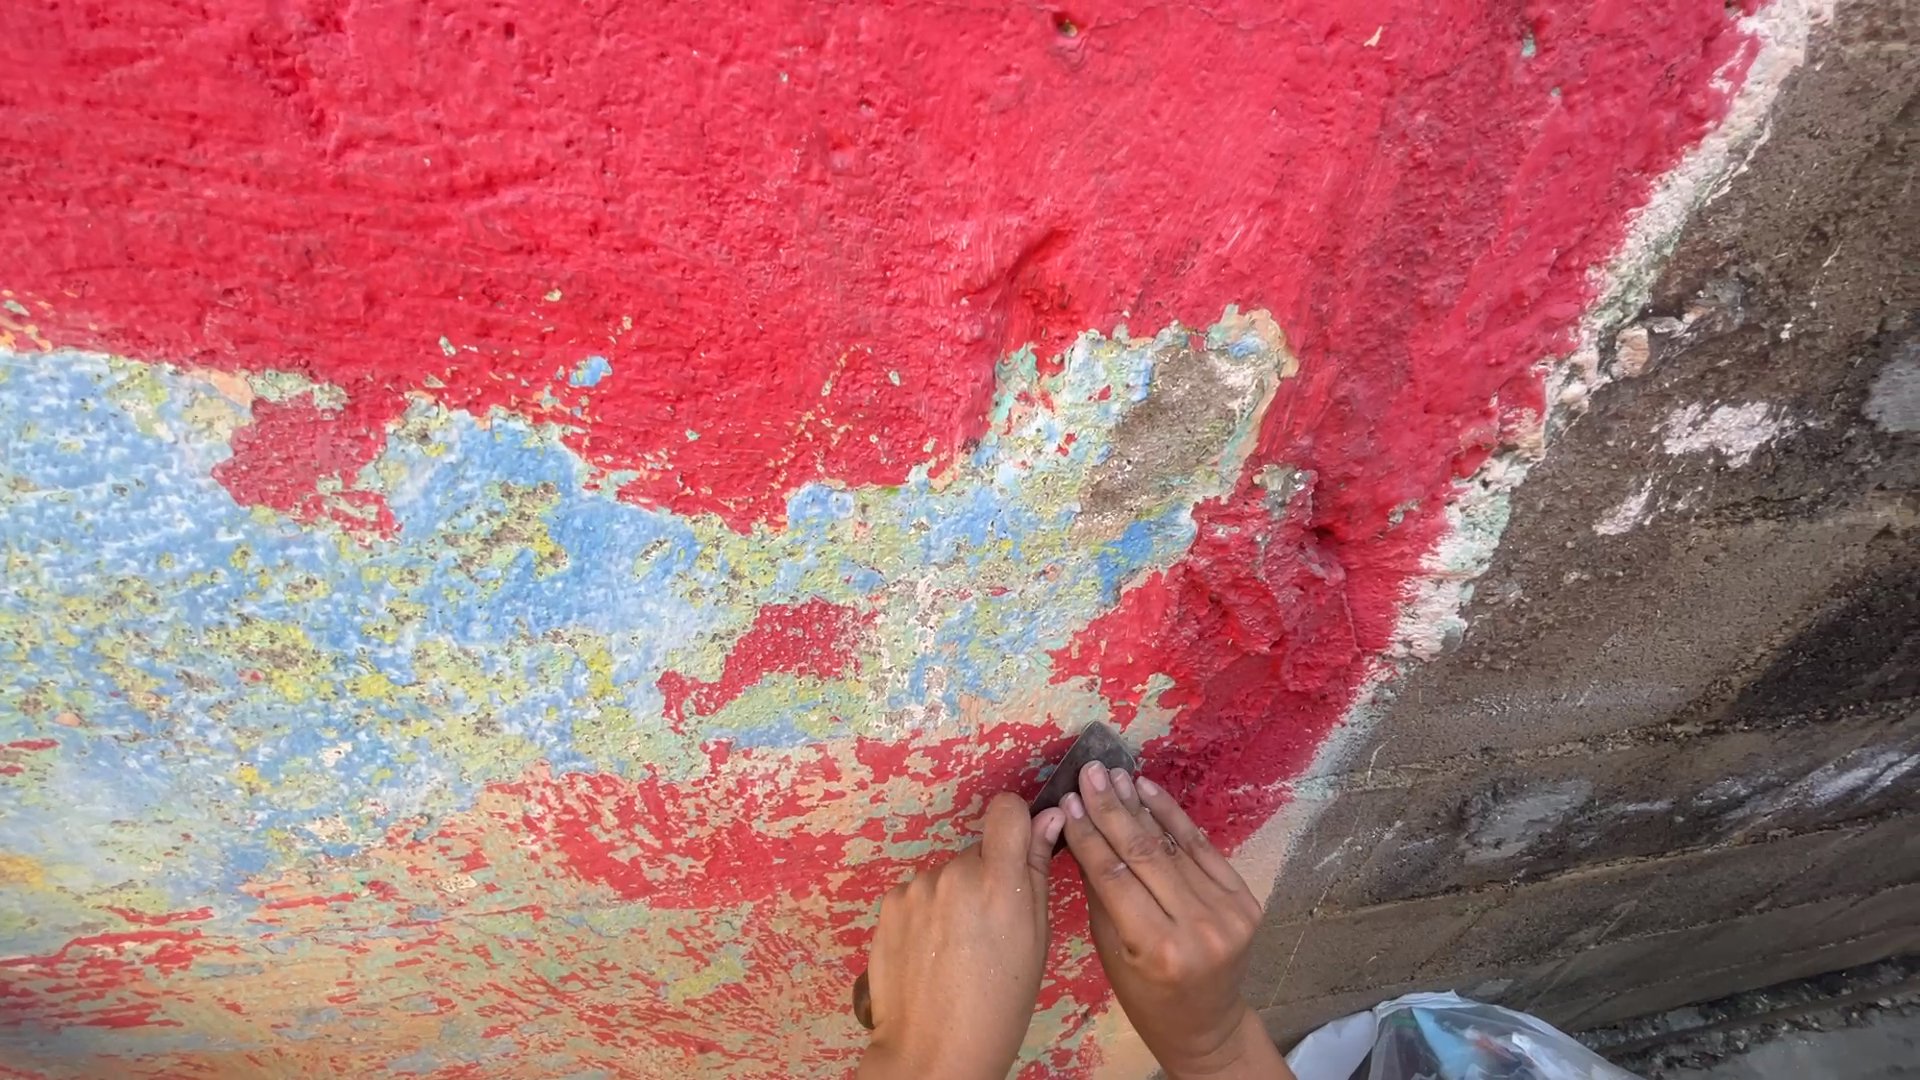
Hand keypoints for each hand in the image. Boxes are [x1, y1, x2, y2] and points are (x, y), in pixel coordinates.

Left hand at [857, 792, 1067, 1079]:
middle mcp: (955, 873)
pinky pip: (919, 893)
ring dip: (954, 898)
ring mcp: (917, 886)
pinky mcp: (890, 901)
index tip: (1018, 848)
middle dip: (985, 878)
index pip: (1007, 809)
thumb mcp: (1035, 939)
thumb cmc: (999, 1003)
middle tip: (987, 929)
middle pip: (978, 852)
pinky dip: (926, 913)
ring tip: (955, 948)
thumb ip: (1037, 869)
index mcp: (998, 882)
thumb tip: (1050, 815)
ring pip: (948, 876)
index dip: (1016, 823)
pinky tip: (929, 951)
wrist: (931, 1053)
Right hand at [1061, 762, 1293, 1079]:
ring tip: (1114, 774)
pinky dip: (1172, 814)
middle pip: (1143, 853)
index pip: (1113, 876)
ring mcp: (1226, 912)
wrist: (1208, 1025)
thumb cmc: (1145, 995)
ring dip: (1138, 804)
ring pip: (1170, 845)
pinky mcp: (1243, 898)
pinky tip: (1147, 788)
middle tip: (1090, 771)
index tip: (1067, 799)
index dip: (1088, 834)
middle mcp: (1197, 928)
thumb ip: (1099, 888)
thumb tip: (1078, 825)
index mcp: (1157, 950)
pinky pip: (1200, 846)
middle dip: (1111, 808)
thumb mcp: (1109, 948)